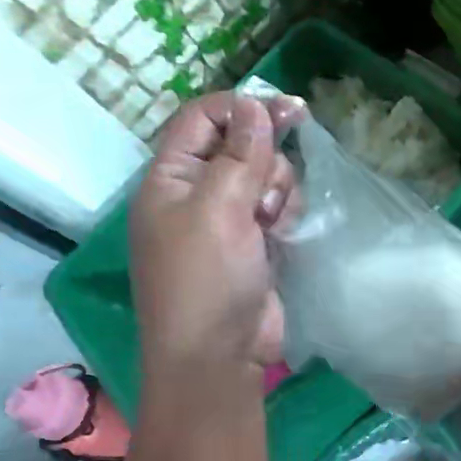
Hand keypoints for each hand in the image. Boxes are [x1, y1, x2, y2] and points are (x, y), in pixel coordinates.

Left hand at [130, 93, 304, 379]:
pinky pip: (277, 210)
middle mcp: (197, 194)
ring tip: (272, 224)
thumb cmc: (206, 280)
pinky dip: (284, 217)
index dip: (243, 109)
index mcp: (170, 178)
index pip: (203, 119)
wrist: (219, 355)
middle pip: (242, 147)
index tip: (290, 110)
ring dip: (278, 192)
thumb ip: (240, 155)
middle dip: (265, 163)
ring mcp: (228, 222)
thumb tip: (256, 105)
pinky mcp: (255, 246)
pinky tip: (282, 237)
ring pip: (266, 179)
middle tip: (265, 196)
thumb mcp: (218, 210)